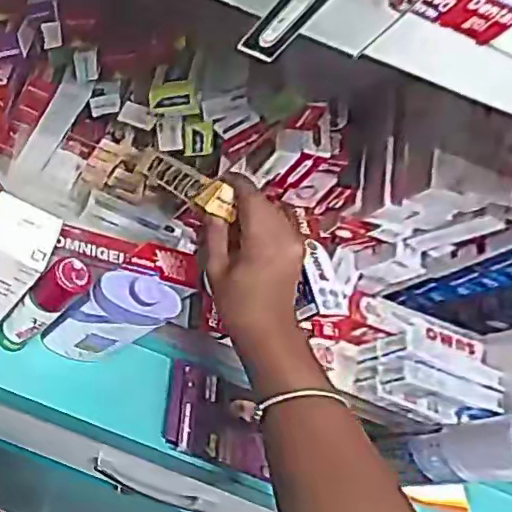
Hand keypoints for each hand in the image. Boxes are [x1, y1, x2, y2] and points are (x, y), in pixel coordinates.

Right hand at [201, 176, 306, 349]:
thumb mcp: (216, 268)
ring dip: (252, 210)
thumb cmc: (236, 304)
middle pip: (264, 201)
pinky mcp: (298, 248)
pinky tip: (245, 235)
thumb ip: (215, 234)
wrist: (267, 329)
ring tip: (229, 221)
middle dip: (241, 198)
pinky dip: (262, 222)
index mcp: (264, 237)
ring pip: (273, 211)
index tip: (218, 181)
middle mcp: (286, 233)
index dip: (234, 184)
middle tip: (217, 204)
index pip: (251, 196)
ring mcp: (296, 240)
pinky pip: (280, 224)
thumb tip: (213, 209)